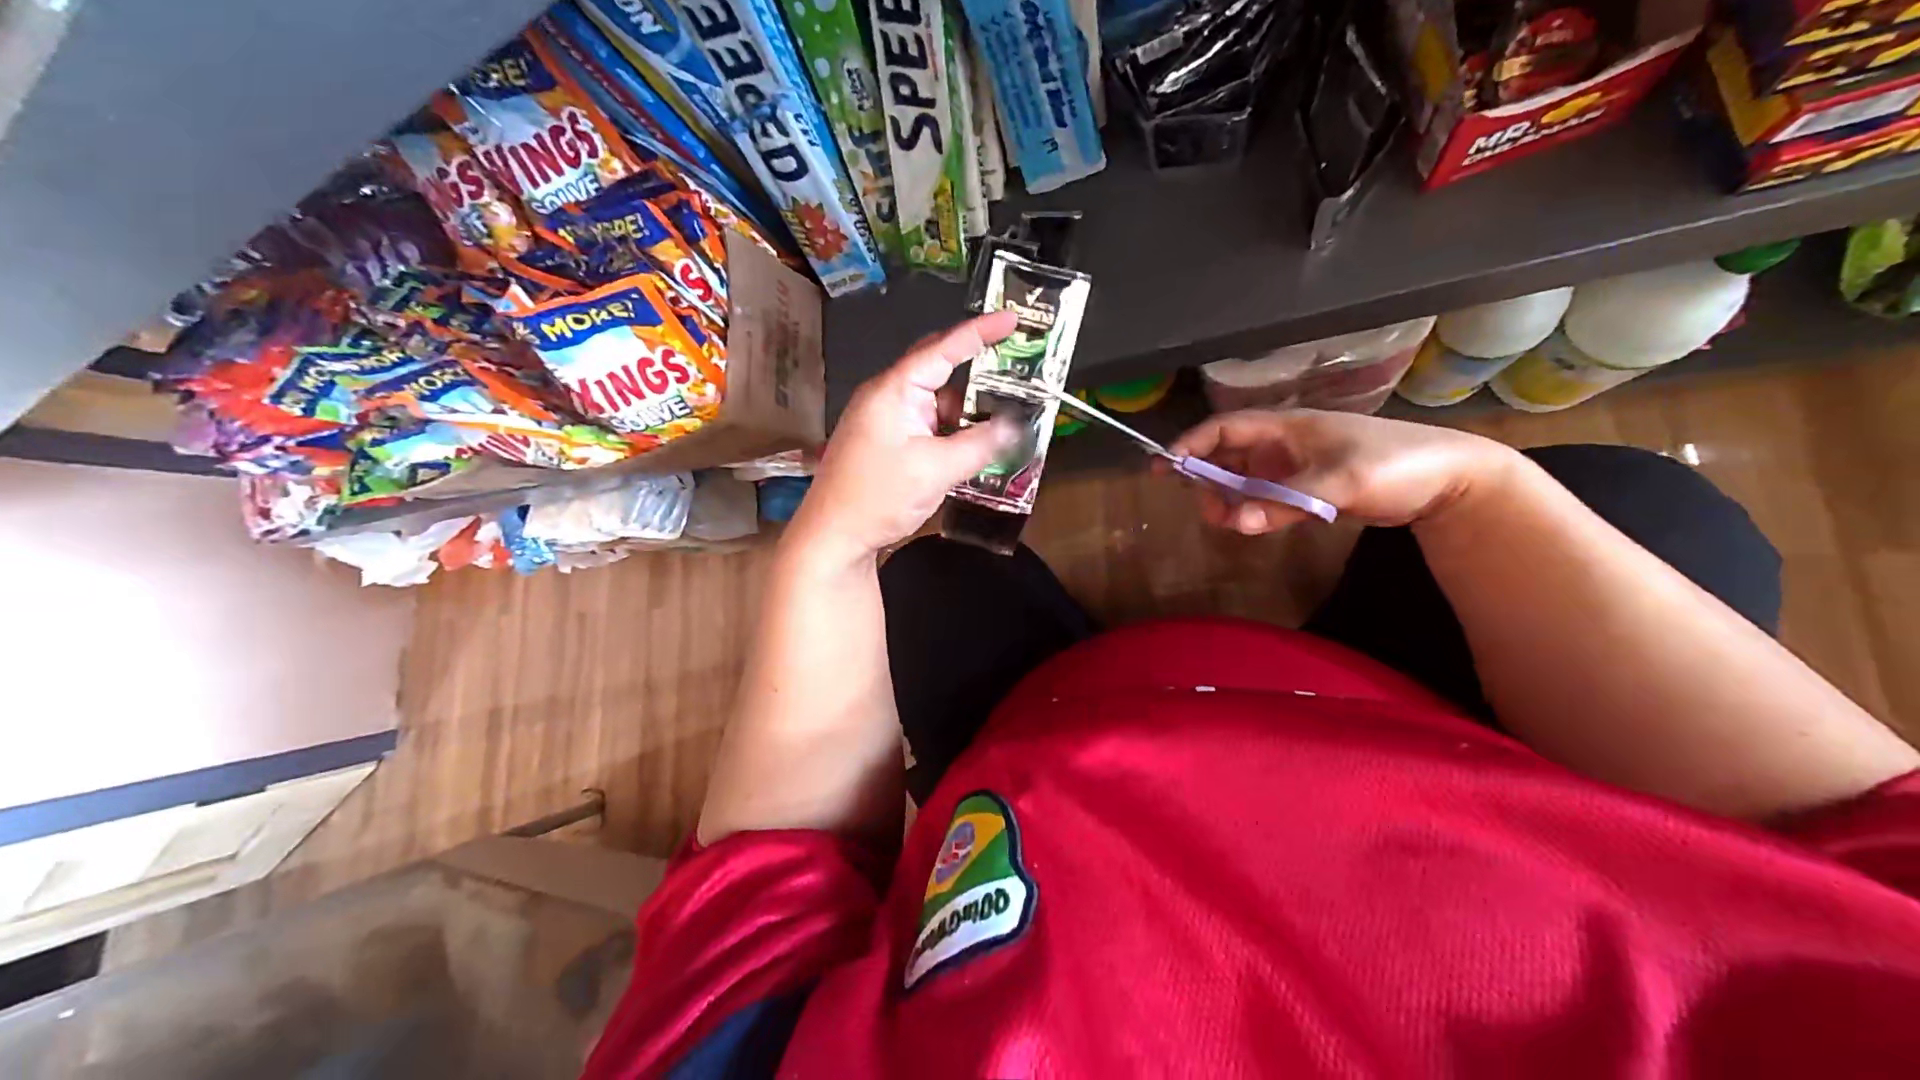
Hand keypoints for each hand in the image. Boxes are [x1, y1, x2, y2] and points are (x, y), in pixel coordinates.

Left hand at [788, 312, 1020, 561]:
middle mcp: (886, 396)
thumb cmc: (879, 497)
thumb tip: (1016, 425)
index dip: (979, 332)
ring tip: (1002, 418)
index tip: (1011, 318)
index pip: (942, 348)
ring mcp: (884, 419)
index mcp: (893, 390)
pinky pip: (925, 424)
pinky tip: (972, 444)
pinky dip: (949, 431)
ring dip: (964, 411)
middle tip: (1014, 367)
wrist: (834, 536)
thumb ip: (981, 443)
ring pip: (934, 402)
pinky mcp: (885, 441)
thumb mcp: (938, 470)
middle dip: (975, 370)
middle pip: (937, 370)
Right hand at [1167, 408, 1520, 533]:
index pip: (1224, 429)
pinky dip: (1255, 510)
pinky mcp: (1308, 487)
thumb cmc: (1394, 464)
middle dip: (1209, 481)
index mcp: (1287, 427)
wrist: (1451, 480)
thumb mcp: (1339, 482)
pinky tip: (1254, 524)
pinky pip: (1267, 497)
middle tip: (1209, 511)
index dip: (1191, 443)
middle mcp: (1284, 443)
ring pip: (1245, 480)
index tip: (1164, 466)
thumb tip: (1236, 522)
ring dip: (1231, 500)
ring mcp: (1295, 466)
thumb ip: (1286, 501)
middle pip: (1227, 456)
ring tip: (1233, 523)